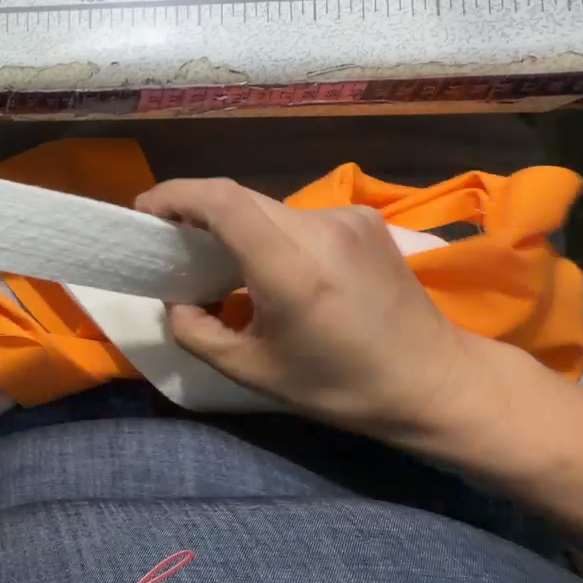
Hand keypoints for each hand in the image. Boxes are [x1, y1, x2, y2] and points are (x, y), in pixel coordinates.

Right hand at [135, 178, 520, 438]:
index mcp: (291, 269)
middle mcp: (320, 229)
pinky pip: (294, 214)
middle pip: (237, 197)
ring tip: (217, 258)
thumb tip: (174, 301)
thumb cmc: (342, 386)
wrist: (438, 382)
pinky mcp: (364, 220)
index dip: (173, 196)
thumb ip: (196, 333)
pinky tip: (269, 264)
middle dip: (192, 210)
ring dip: (230, 222)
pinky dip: (265, 230)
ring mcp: (347, 219)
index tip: (143, 214)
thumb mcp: (252, 372)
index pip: (220, 200)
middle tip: (168, 239)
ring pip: (264, 205)